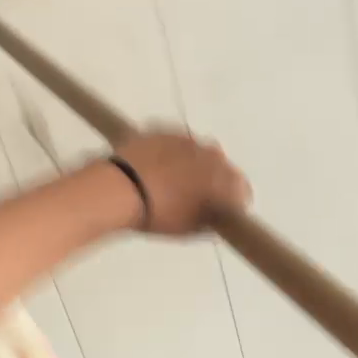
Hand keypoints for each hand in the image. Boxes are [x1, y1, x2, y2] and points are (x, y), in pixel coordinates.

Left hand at [111, 127, 251, 234]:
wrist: (116, 188)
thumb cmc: (156, 213)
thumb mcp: (187, 228)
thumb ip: (208, 220)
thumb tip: (214, 217)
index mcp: (224, 178)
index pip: (241, 190)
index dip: (232, 202)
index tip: (221, 211)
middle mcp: (211, 153)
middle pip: (220, 166)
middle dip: (211, 179)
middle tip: (192, 195)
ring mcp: (185, 138)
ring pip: (196, 151)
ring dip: (189, 163)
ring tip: (170, 179)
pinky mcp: (161, 130)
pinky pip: (172, 142)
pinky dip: (168, 152)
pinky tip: (154, 165)